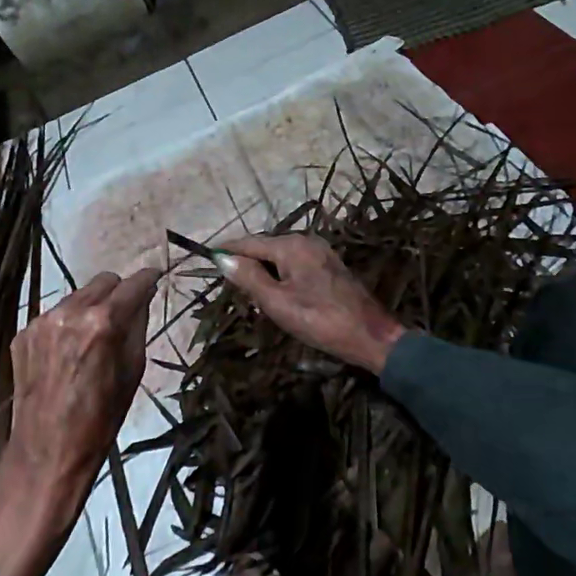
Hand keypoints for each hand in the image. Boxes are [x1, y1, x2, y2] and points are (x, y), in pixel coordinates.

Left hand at [0, 266, 158, 575]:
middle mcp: (70, 312)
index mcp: (103, 322)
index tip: (155, 279)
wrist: (47, 451)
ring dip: (91, 307)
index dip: (148, 280)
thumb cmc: (101, 417)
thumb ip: (138, 325)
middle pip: (104, 280)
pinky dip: (67, 325)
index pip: (134, 283)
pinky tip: (67, 354)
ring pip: (78, 295)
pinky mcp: (23, 333)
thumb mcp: (133, 371)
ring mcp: (42, 321)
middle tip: (123, 316)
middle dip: (118, 292)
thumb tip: (142, 297)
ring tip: (92, 341)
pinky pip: (55, 315)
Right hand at [217, 234, 406, 373]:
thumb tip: (223, 258)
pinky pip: (294, 264)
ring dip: (262, 270)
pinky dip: (279, 275)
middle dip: (245, 262)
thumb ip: (249, 278)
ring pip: (280, 257)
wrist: (369, 335)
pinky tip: (274, 293)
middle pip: (265, 247)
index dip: (227, 250)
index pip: (249, 242)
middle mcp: (306, 241)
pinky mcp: (328, 267)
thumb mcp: (277, 302)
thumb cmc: (319, 320)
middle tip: (225, 282)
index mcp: (291, 245)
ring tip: (246, 291)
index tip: (205, 257)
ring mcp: (320, 252)